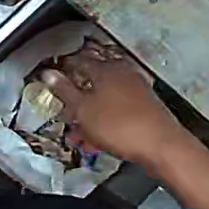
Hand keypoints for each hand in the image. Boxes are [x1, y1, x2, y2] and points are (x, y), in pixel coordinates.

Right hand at [41, 43, 192, 169]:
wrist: (160, 146)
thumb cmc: (121, 125)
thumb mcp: (83, 110)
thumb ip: (64, 91)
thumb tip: (48, 74)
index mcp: (106, 69)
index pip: (80, 62)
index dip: (64, 71)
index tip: (54, 80)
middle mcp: (123, 75)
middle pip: (93, 84)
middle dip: (77, 102)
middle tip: (66, 115)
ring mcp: (137, 92)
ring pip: (105, 101)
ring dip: (90, 117)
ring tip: (79, 136)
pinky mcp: (145, 110)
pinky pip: (118, 113)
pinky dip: (105, 124)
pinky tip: (97, 141)